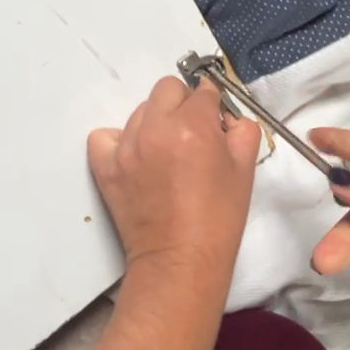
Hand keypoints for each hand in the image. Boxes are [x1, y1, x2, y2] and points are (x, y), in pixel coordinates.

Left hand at [88, 78, 261, 280]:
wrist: (180, 260)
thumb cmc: (219, 218)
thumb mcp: (245, 170)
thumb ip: (242, 129)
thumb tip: (226, 116)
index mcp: (194, 125)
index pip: (204, 91)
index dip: (212, 107)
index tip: (214, 125)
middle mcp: (156, 127)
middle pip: (167, 89)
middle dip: (183, 105)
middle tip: (190, 135)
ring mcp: (126, 145)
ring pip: (140, 111)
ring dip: (155, 122)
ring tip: (165, 154)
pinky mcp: (105, 165)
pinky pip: (104, 135)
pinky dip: (118, 140)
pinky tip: (134, 157)